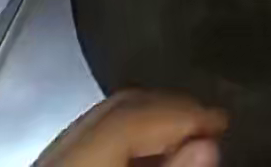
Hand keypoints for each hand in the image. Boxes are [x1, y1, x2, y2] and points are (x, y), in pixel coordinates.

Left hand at [36, 91, 228, 166]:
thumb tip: (210, 143)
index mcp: (75, 155)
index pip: (130, 115)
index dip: (181, 111)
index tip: (221, 120)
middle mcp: (55, 148)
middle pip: (116, 109)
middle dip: (167, 109)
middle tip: (210, 123)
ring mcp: (48, 155)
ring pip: (103, 120)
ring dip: (149, 121)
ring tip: (189, 133)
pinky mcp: (54, 162)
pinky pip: (90, 139)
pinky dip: (127, 138)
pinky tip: (152, 151)